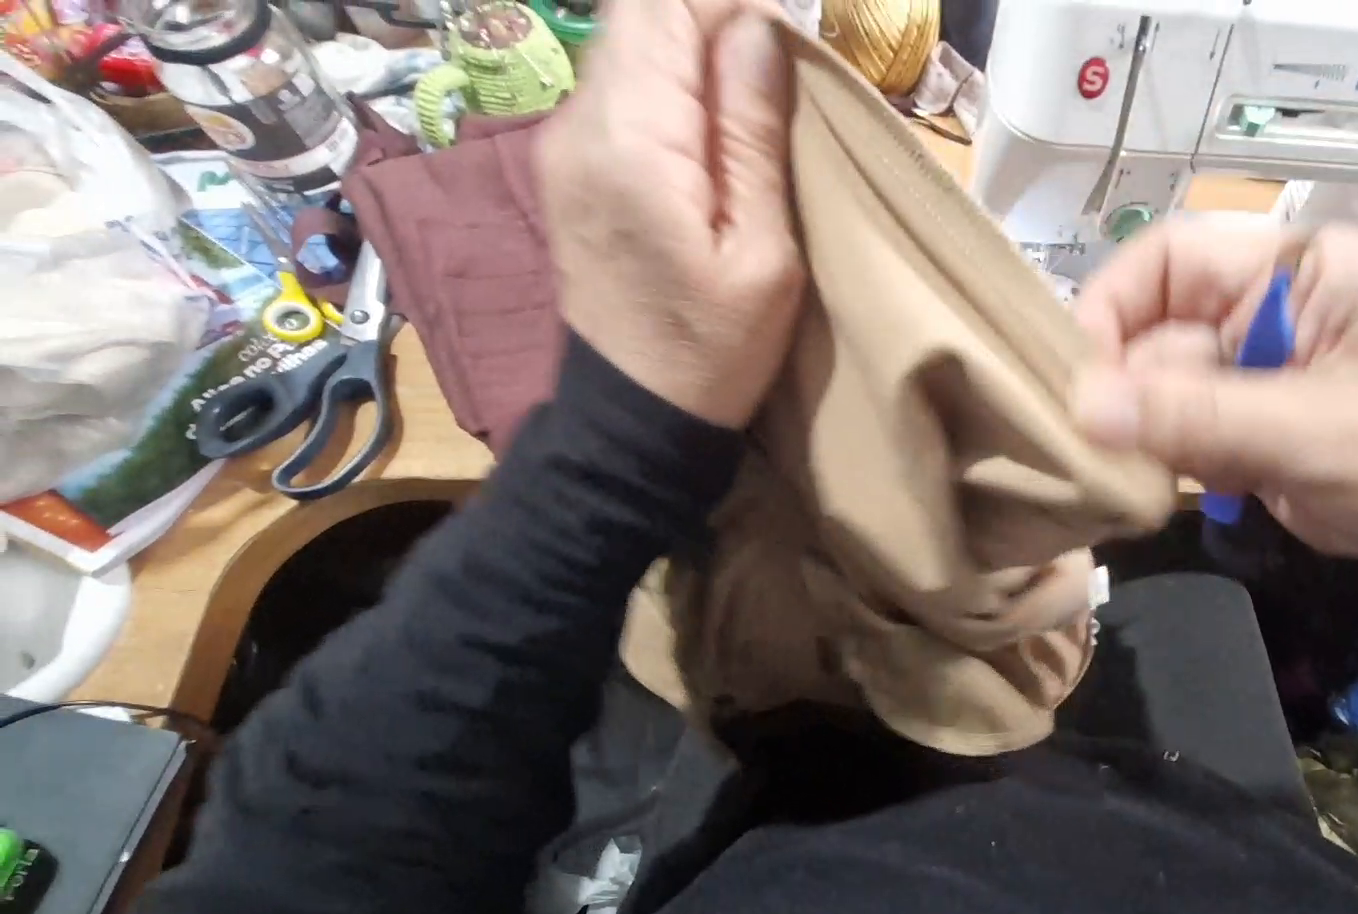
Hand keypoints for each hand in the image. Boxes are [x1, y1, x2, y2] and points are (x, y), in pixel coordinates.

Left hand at [536, 0, 802, 428]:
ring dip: (691, 64)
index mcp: (633, 141)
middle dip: (711, 29)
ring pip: (626, 54)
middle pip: (639, 19)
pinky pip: (617, 97)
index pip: (665, 8)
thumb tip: (757, 30)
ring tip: (748, 116)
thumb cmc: (714, 350)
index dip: (729, 9)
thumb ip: (753, 136)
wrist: (636, 418)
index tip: (784, 51)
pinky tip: (706, 144)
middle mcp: (579, 124)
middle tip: (772, 86)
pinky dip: (667, 96)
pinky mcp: (566, 172)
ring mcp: (562, 147)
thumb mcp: (762, 255)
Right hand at [1070, 221, 1357, 557]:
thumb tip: (1081, 408)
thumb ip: (1199, 416)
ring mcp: (1241, 371)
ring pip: (1151, 390)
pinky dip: (1154, 461)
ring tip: (1124, 475)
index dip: (1113, 304)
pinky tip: (1152, 489)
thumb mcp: (1315, 430)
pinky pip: (1167, 432)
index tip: (1076, 374)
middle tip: (1090, 446)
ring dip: (1135, 434)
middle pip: (1151, 332)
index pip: (1172, 257)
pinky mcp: (1232, 424)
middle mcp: (1258, 310)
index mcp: (1293, 271)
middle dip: (1123, 391)